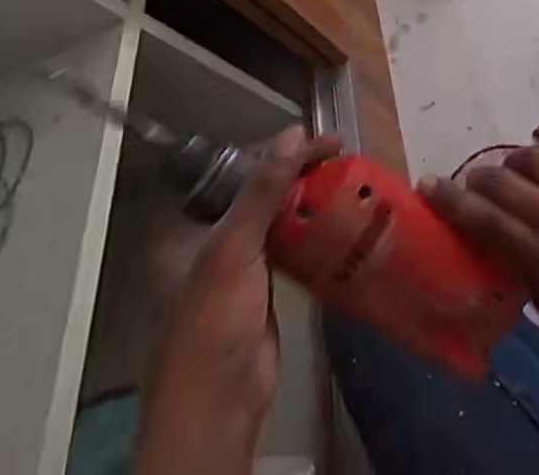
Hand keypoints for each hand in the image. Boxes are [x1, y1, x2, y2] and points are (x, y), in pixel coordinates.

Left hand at [133, 128, 340, 474]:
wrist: (220, 405)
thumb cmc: (214, 319)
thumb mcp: (233, 247)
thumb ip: (263, 190)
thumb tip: (294, 133)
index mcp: (192, 222)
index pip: (238, 170)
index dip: (277, 151)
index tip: (317, 139)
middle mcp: (212, 236)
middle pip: (260, 191)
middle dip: (298, 171)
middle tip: (340, 154)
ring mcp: (240, 262)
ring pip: (278, 217)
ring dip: (308, 198)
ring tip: (346, 177)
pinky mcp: (265, 285)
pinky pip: (290, 246)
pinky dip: (312, 229)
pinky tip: (340, 217)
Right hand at [418, 115, 538, 359]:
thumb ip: (513, 265)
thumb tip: (478, 235)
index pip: (485, 221)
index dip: (449, 200)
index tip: (426, 184)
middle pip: (500, 181)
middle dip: (477, 180)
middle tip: (476, 189)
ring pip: (531, 155)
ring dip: (513, 163)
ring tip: (516, 176)